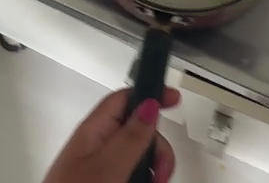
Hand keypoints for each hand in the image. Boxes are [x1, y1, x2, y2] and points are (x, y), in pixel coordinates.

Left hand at [42, 86, 182, 182]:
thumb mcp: (108, 166)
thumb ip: (130, 136)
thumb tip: (150, 103)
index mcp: (95, 130)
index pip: (126, 97)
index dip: (151, 94)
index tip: (174, 98)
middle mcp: (98, 145)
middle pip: (138, 130)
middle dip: (156, 148)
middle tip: (160, 172)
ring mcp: (101, 166)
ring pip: (138, 156)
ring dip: (152, 169)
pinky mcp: (105, 182)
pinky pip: (131, 174)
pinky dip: (143, 179)